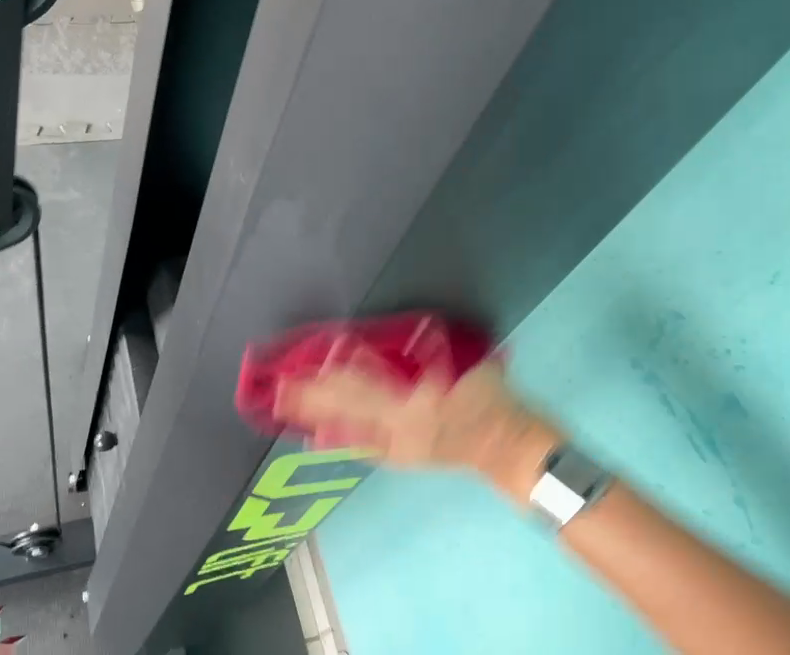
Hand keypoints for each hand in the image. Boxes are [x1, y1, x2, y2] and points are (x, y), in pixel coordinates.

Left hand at [272, 355, 558, 485]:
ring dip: (316, 415)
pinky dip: (339, 441)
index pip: (368, 378)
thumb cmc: (493, 399)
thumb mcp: (472, 361)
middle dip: (314, 393)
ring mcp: (399, 444)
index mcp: (418, 395)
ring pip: (349, 426)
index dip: (337, 368)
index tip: (311, 357)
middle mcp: (400, 422)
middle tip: (278, 384)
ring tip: (283, 406)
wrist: (511, 450)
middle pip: (349, 403)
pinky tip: (315, 438)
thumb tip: (411, 331)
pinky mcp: (403, 458)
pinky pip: (365, 448)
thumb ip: (438, 347)